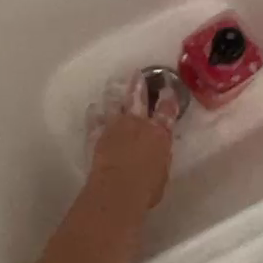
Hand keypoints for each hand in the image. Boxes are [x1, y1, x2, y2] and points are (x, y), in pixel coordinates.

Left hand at [85, 71, 178, 207]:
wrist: (118, 188)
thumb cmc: (146, 188)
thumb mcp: (162, 173)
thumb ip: (160, 157)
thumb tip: (158, 152)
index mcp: (159, 134)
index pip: (167, 111)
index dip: (169, 98)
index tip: (168, 87)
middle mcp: (137, 123)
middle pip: (138, 98)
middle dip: (138, 85)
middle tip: (136, 73)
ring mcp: (115, 126)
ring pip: (114, 102)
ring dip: (114, 93)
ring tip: (113, 84)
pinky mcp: (96, 134)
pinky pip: (94, 119)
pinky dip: (94, 113)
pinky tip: (93, 108)